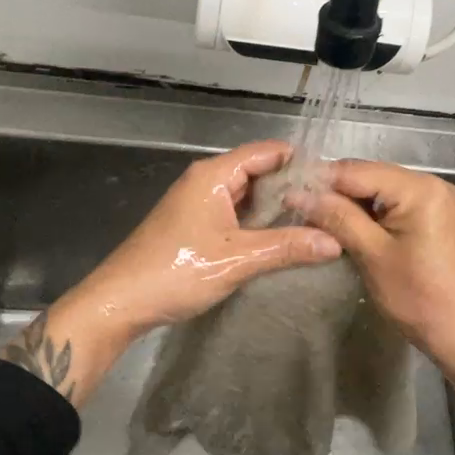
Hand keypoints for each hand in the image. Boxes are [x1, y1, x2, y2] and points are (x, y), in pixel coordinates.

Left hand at [0, 140, 340, 405]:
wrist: (120, 303)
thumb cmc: (177, 271)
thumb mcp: (238, 259)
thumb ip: (288, 247)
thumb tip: (335, 242)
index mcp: (213, 175)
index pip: (266, 152)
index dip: (300, 161)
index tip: (334, 181)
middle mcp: (206, 181)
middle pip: (259, 172)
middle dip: (293, 187)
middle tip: (332, 206)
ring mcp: (198, 204)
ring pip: (247, 196)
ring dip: (276, 209)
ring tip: (316, 224)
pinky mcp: (194, 226)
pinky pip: (235, 214)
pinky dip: (258, 224)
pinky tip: (281, 241)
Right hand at [287, 160, 454, 454]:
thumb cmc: (421, 299)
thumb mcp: (372, 256)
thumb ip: (337, 218)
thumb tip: (298, 193)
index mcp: (420, 188)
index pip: (357, 170)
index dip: (319, 181)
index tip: (284, 192)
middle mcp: (433, 185)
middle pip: (370, 176)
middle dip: (334, 192)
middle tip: (295, 208)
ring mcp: (438, 202)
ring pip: (382, 191)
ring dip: (350, 204)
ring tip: (314, 219)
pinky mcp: (438, 221)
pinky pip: (396, 206)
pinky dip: (372, 215)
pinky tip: (348, 229)